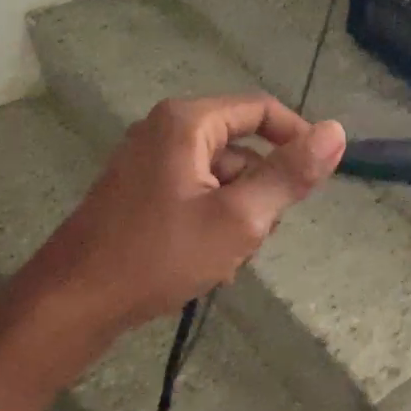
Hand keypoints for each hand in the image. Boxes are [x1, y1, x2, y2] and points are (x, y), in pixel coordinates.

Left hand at [20, 94, 344, 347]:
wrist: (74, 301)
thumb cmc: (160, 255)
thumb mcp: (239, 218)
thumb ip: (289, 174)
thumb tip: (337, 132)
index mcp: (187, 122)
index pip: (261, 110)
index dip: (297, 139)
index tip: (317, 180)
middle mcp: (164, 130)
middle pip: (240, 147)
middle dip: (258, 191)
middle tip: (254, 236)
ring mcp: (145, 161)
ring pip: (219, 177)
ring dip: (235, 213)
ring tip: (223, 258)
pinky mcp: (136, 192)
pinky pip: (193, 194)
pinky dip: (209, 221)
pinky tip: (203, 262)